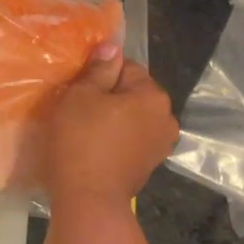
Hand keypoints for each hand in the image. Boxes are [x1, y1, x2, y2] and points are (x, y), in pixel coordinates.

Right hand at [43, 45, 178, 207]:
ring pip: (132, 117)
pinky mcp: (150, 163)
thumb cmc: (80, 140)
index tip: (77, 88)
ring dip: (113, 119)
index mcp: (152, 95)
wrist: (89, 196)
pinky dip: (116, 139)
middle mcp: (166, 116)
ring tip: (84, 130)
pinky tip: (95, 148)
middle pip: (132, 94)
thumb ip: (98, 71)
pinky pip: (131, 139)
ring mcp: (161, 143)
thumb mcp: (79, 97)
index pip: (126, 67)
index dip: (99, 74)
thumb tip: (112, 47)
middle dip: (108, 97)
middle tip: (76, 109)